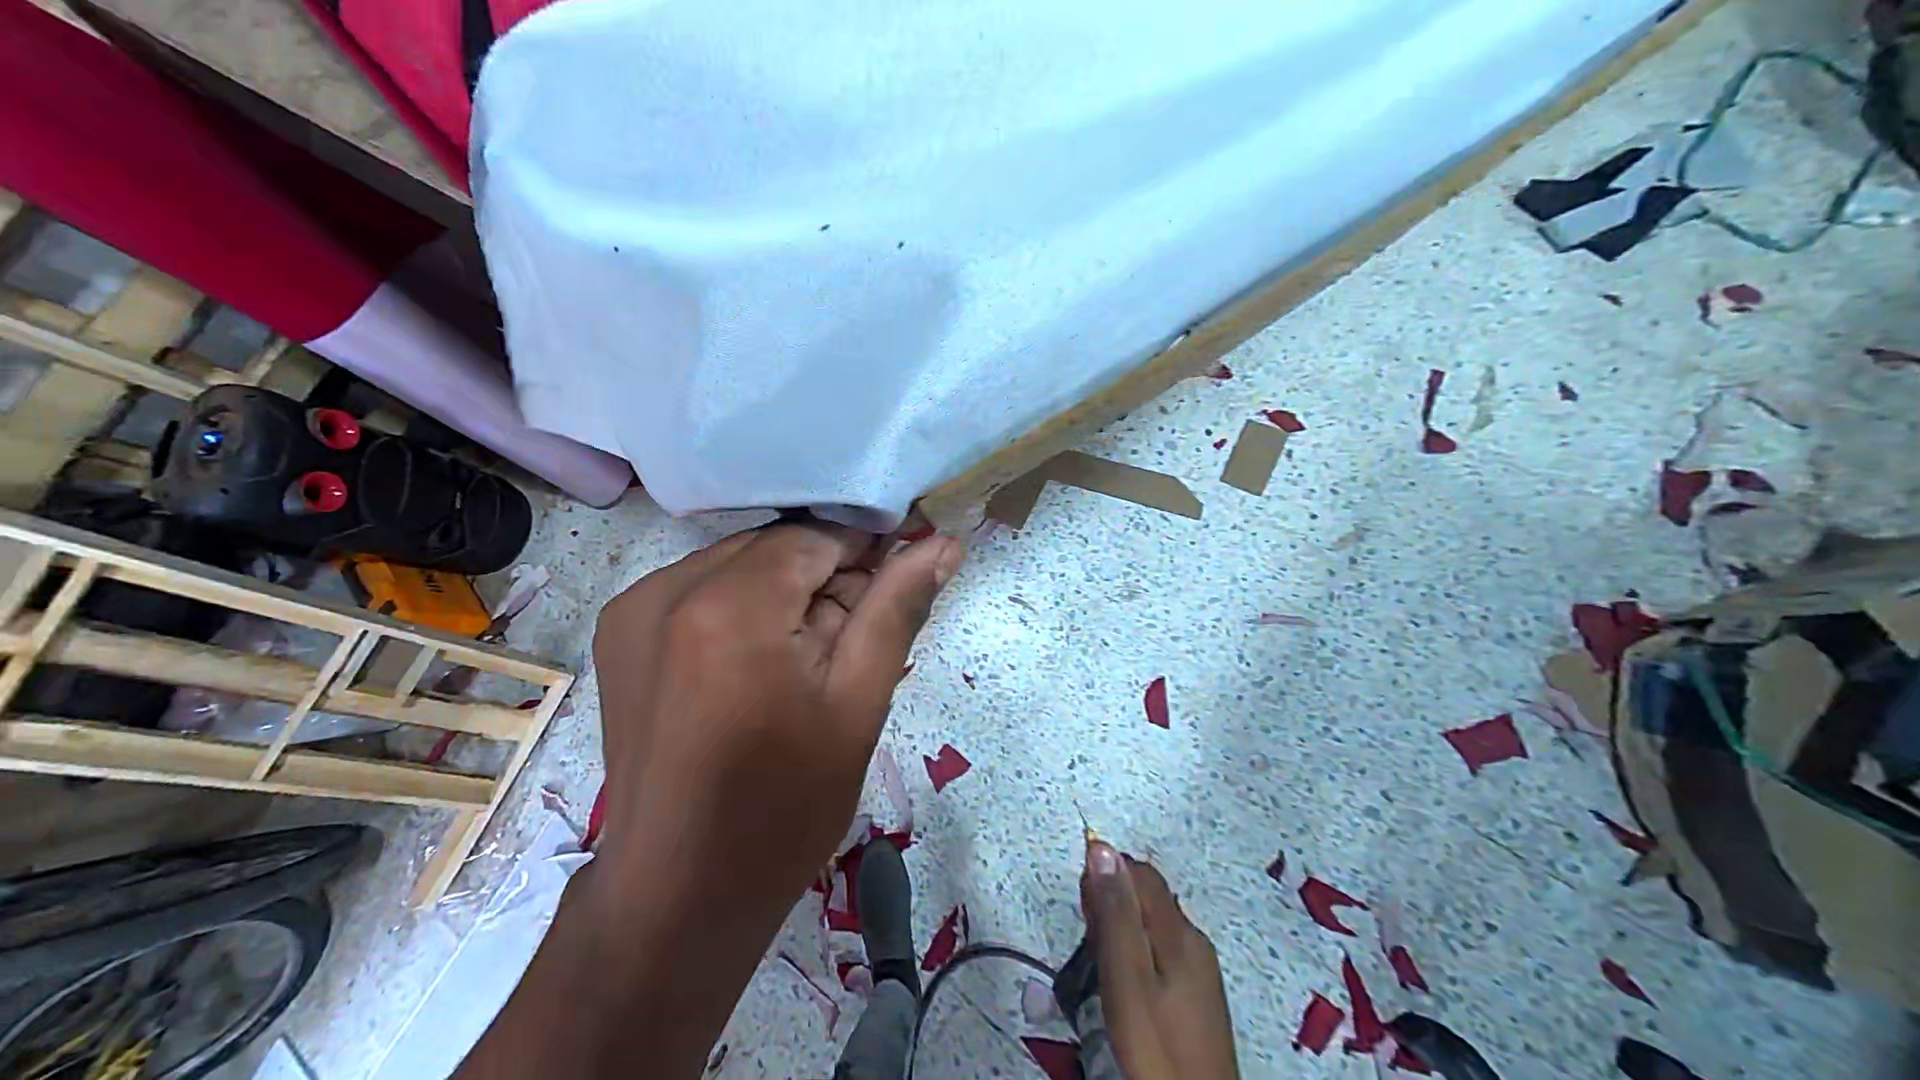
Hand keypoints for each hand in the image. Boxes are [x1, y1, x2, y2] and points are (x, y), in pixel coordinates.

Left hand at [455, 524, 961, 1079]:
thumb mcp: (856, 706)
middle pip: (773, 548)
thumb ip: (896, 610)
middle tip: (854, 638)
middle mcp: (666, 590)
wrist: (680, 891)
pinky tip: (762, 663)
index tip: (895, 584)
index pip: (813, 537)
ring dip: (784, 592)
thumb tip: (943, 544)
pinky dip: (742, 607)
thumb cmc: (782, 808)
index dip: (863, 552)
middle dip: (823, 577)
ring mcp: (632, 609)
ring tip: (809, 658)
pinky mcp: (618, 632)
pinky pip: (701, 588)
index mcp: (728, 608)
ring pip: (738, 564)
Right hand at [1081, 841, 1238, 1079]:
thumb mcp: (1127, 980)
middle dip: (1110, 901)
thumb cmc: (1154, 1051)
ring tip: (1093, 962)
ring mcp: (1198, 972)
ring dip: (1117, 929)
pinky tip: (1117, 983)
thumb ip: (1115, 914)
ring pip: (1150, 926)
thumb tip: (1102, 848)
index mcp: (1180, 933)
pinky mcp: (1194, 998)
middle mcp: (1194, 942)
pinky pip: (1158, 953)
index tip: (1079, 899)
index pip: (1140, 873)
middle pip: (1146, 897)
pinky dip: (1131, 953)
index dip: (1105, 872)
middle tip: (1085, 938)